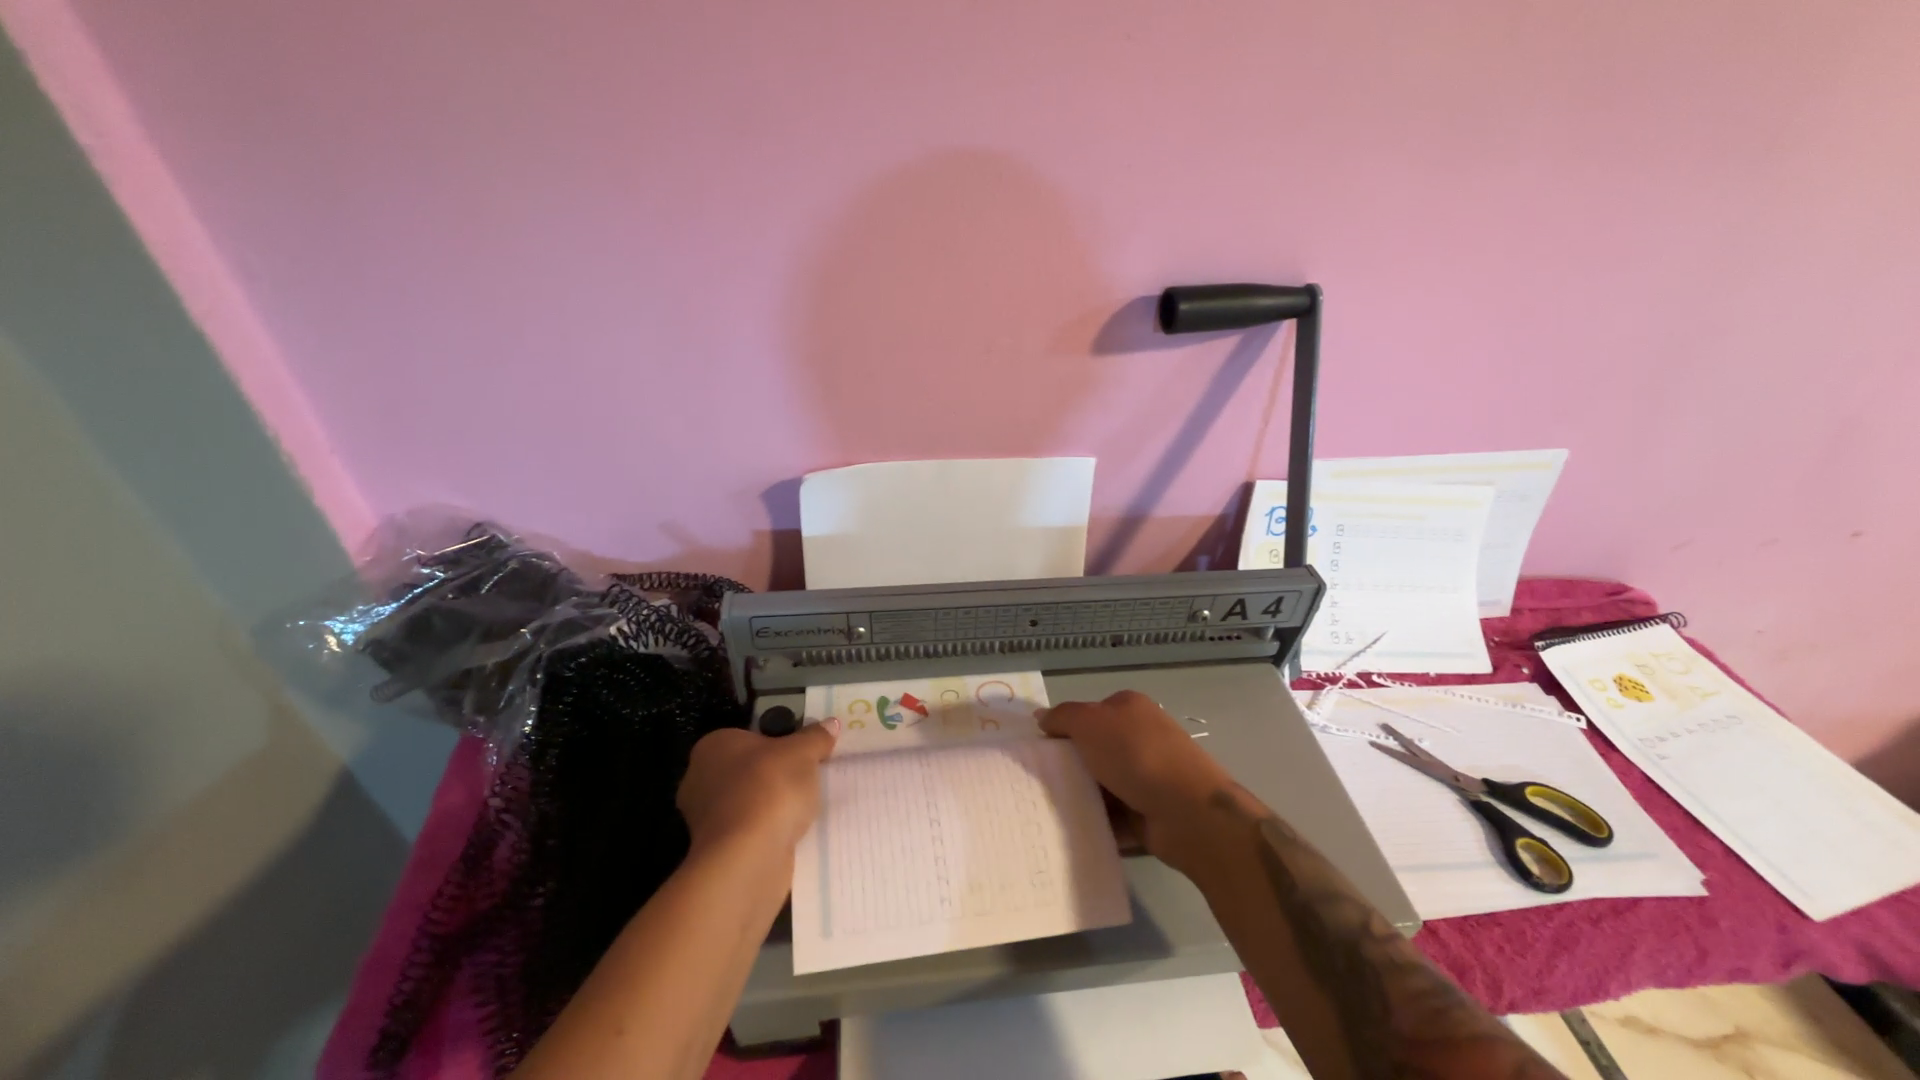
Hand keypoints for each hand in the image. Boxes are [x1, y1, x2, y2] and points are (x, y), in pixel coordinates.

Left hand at [677, 718, 838, 855]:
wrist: (749, 856)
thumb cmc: (769, 789)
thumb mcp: (802, 754)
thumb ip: (815, 737)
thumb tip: (830, 724)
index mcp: (712, 746)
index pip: (748, 737)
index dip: (778, 744)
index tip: (802, 756)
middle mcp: (699, 778)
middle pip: (747, 771)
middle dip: (775, 777)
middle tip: (807, 782)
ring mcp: (704, 817)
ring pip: (748, 803)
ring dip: (771, 807)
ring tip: (804, 811)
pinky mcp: (715, 849)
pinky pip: (749, 831)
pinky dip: (767, 832)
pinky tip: (790, 835)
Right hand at [1040, 691, 1243, 871]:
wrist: (1187, 811)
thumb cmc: (1136, 755)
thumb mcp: (1090, 723)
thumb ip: (1062, 717)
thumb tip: (1041, 716)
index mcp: (1130, 709)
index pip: (1089, 713)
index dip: (1064, 728)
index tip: (1039, 749)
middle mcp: (1141, 739)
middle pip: (1093, 750)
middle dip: (1069, 765)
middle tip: (1037, 781)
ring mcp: (1147, 777)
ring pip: (1101, 785)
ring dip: (1080, 797)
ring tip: (1046, 809)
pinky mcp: (1148, 812)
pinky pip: (1112, 817)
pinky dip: (1095, 823)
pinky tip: (1070, 829)